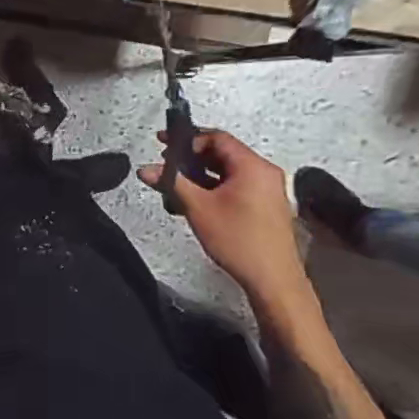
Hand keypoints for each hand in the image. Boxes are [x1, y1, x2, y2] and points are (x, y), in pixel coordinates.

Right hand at [139, 130, 304, 302]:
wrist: (273, 280)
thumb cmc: (238, 240)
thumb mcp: (198, 208)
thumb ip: (171, 183)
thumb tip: (146, 169)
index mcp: (252, 165)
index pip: (217, 137)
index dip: (188, 138)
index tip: (165, 144)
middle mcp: (263, 172)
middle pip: (222, 153)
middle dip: (192, 157)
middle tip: (166, 163)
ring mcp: (267, 189)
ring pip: (228, 171)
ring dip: (201, 174)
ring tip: (176, 184)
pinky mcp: (265, 206)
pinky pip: (236, 186)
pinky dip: (215, 187)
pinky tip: (195, 201)